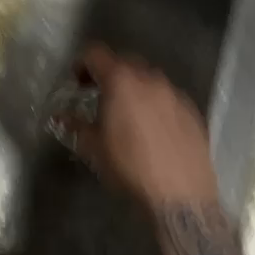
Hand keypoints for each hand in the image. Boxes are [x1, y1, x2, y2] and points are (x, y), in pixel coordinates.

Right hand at [65, 44, 218, 209]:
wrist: (182, 201)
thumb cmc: (129, 166)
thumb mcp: (92, 146)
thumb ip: (74, 124)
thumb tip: (59, 116)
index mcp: (120, 80)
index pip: (95, 54)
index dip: (81, 64)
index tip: (77, 83)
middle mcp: (149, 80)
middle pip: (124, 62)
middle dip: (110, 73)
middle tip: (102, 94)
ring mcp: (175, 96)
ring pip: (150, 79)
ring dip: (136, 88)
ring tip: (130, 112)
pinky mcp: (195, 115)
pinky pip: (169, 99)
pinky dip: (158, 104)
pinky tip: (155, 129)